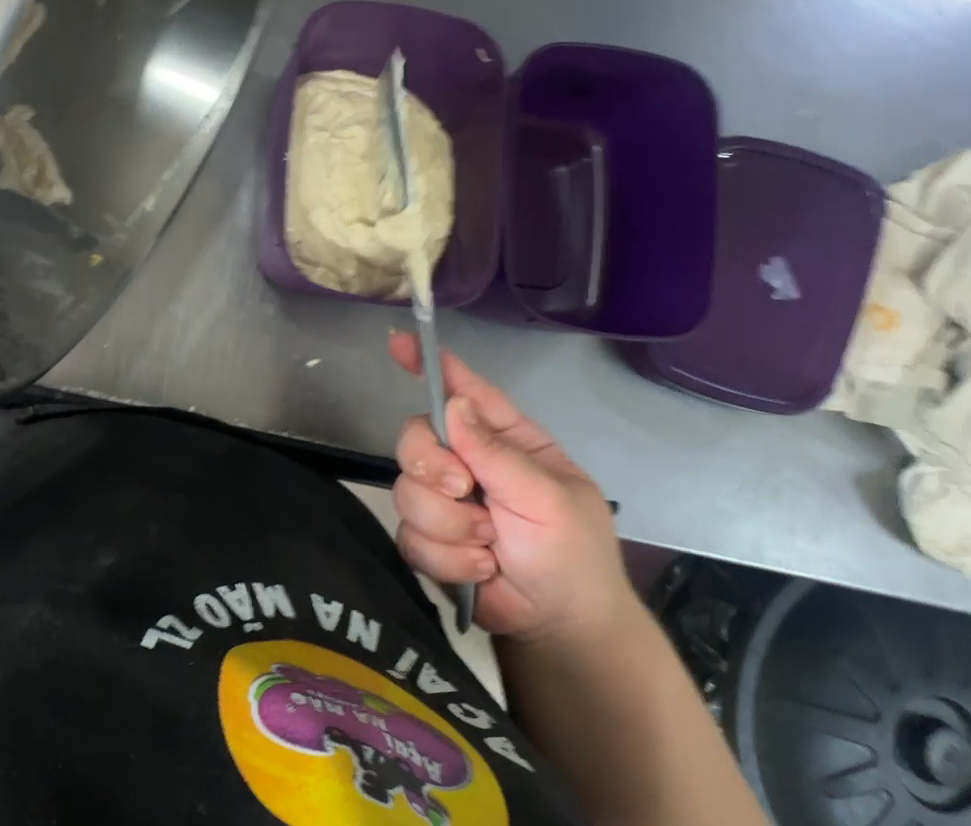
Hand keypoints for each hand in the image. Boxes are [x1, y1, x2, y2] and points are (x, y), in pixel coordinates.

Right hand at [386, 332, 637, 644]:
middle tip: (464, 492)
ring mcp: (442, 502)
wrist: (558, 626)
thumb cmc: (572, 554)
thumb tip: (452, 405)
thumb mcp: (549, 499)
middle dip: (433, 468)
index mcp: (504, 441)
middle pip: (414, 439)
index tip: (397, 344)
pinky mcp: (426, 539)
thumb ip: (497, 454)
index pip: (463, 392)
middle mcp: (466, 462)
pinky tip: (479, 569)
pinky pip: (408, 535)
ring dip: (450, 527)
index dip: (430, 366)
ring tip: (490, 548)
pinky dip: (446, 558)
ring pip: (406, 491)